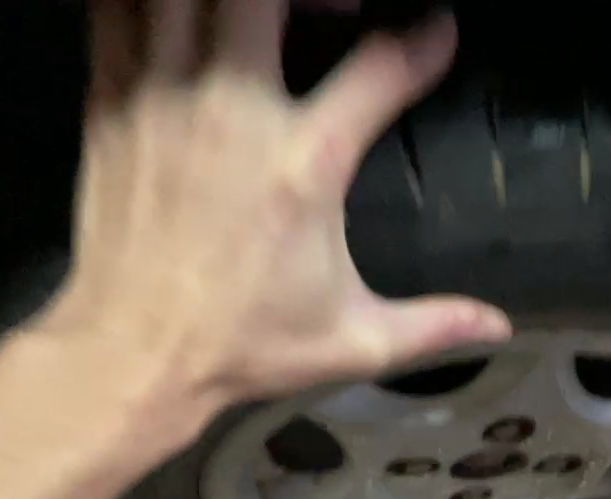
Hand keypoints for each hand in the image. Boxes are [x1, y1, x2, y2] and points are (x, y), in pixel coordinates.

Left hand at [40, 0, 511, 406]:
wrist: (135, 351)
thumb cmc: (249, 346)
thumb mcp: (357, 343)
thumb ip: (434, 326)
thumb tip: (500, 326)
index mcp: (304, 166)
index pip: (378, 71)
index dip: (420, 44)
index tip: (440, 31)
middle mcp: (233, 108)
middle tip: (342, 8)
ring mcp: (163, 92)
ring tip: (271, 15)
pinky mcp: (110, 94)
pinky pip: (125, 3)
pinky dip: (164, 0)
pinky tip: (196, 21)